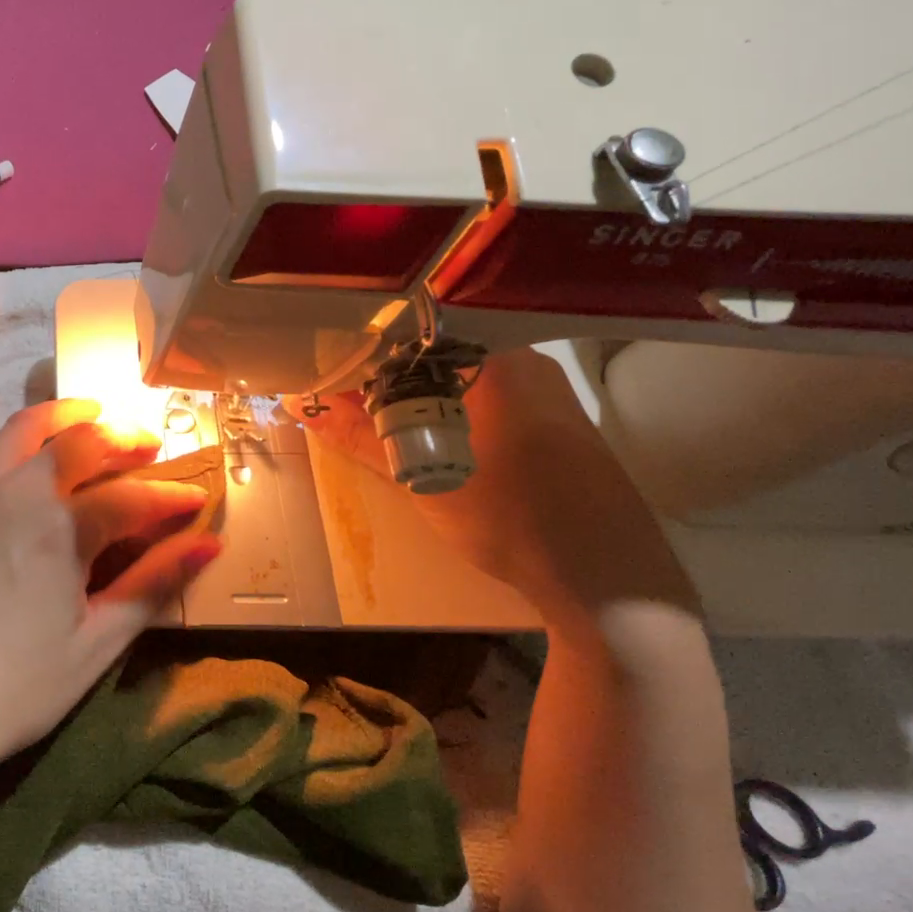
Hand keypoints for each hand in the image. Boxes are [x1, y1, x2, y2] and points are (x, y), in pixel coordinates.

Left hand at [0, 393, 219, 781]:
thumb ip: (153, 586)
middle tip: (146, 443)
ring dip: (56, 415)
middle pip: (77, 445)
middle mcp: (16, 494)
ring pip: (17, 432)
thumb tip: (209, 544)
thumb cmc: (19, 687)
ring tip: (85, 411)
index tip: (195, 501)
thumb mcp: (98, 644)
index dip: (168, 498)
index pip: (130, 499)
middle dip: (120, 438)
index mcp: (62, 529)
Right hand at [305, 348, 693, 626]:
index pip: (408, 334)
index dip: (360, 353)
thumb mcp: (422, 476)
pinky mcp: (552, 422)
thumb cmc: (510, 516)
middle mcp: (523, 361)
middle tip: (340, 402)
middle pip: (432, 354)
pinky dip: (445, 414)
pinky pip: (483, 401)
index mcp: (494, 358)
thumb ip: (362, 435)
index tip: (324, 373)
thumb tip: (304, 405)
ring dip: (413, 399)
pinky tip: (425, 441)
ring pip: (457, 380)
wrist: (608, 577)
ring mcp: (544, 391)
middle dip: (383, 378)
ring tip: (373, 423)